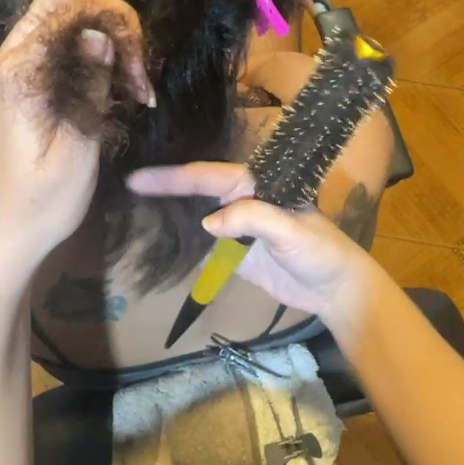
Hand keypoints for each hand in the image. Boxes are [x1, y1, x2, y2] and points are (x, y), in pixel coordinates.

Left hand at [0, 0, 155, 276]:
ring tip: (137, 92)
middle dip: (116, 27)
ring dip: (111, 46)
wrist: (5, 236)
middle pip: (69, 3)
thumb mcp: (76, 148)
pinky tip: (119, 93)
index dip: (113, 15)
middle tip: (140, 80)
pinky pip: (66, 51)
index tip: (138, 65)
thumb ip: (89, 86)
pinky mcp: (29, 87)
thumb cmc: (41, 203)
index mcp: (21, 67)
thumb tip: (101, 38)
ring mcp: (19, 70)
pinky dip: (98, 61)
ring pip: (71, 25)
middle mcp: (14, 57)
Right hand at [127, 161, 385, 329]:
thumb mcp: (290, 230)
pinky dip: (184, 242)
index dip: (171, 177)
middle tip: (128, 183)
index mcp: (255, 185)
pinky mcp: (236, 256)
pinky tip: (161, 239)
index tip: (138, 178)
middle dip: (164, 186)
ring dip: (170, 212)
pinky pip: (205, 247)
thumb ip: (252, 219)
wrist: (335, 288)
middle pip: (196, 190)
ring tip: (134, 208)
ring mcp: (237, 229)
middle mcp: (242, 202)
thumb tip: (207, 222)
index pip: (206, 175)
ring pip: (197, 215)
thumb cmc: (321, 251)